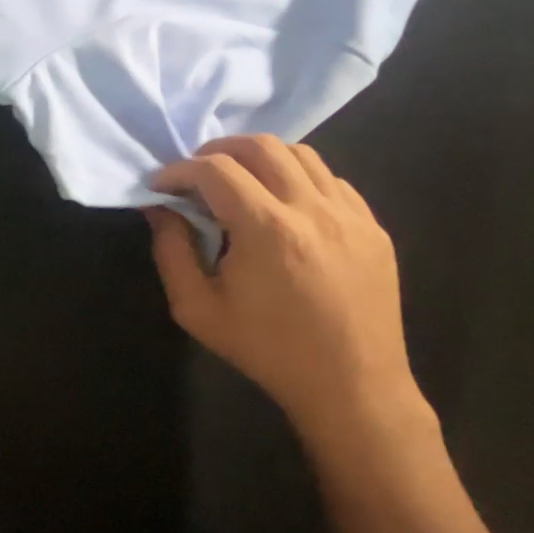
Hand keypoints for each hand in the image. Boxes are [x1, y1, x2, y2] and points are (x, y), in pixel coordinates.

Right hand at [146, 135, 423, 438]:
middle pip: (261, 146)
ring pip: (301, 154)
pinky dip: (298, 179)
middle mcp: (313, 211)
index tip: (160, 186)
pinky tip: (281, 207)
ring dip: (260, 158)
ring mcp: (351, 217)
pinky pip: (332, 181)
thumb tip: (160, 208)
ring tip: (238, 182)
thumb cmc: (265, 349)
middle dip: (217, 150)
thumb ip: (170, 250)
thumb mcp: (196, 307)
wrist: (351, 386)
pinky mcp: (373, 229)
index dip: (178, 170)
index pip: (215, 169)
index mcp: (267, 230)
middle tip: (195, 174)